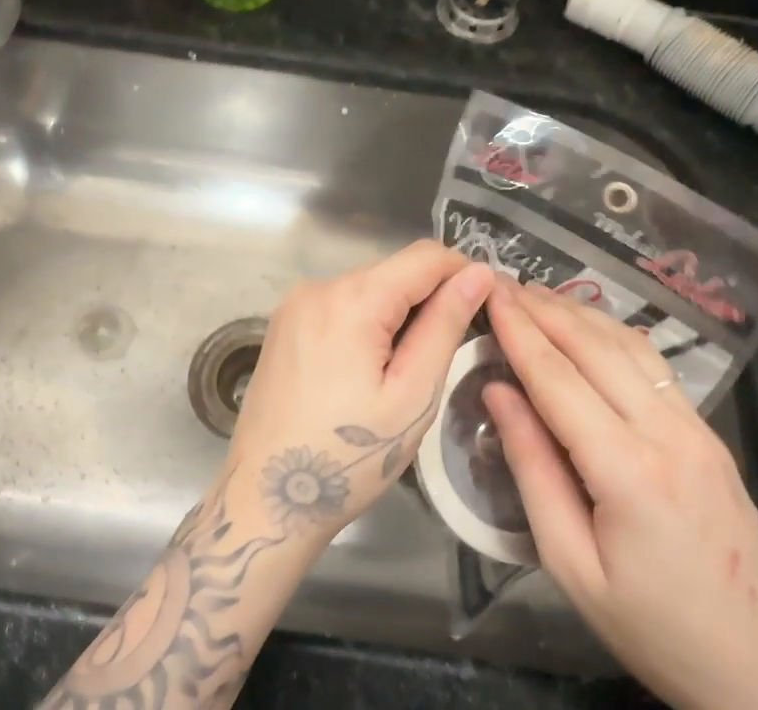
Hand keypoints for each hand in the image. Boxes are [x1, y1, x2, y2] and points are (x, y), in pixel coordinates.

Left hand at [222, 241, 494, 543]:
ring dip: (399, 314)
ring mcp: (294, 306)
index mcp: (352, 298)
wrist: (267, 501)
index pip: (426, 256)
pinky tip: (373, 372)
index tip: (491, 306)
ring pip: (368, 289)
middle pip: (394, 271)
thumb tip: (478, 274)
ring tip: (413, 371)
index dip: (465, 272)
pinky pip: (341, 308)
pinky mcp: (284, 327)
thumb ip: (446, 325)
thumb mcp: (413, 394)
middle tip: (455, 352)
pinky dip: (368, 325)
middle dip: (432, 298)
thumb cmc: (349, 456)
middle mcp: (318, 287)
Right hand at [482, 280, 757, 709]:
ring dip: (580, 314)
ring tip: (537, 295)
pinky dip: (613, 337)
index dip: (519, 331)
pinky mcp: (709, 435)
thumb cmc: (653, 627)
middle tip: (502, 282)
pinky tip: (590, 329)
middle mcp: (668, 432)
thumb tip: (499, 393)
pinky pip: (654, 368)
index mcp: (628, 470)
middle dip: (545, 310)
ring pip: (631, 348)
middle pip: (596, 348)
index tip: (490, 292)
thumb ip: (533, 471)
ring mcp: (697, 429)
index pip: (559, 378)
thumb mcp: (572, 565)